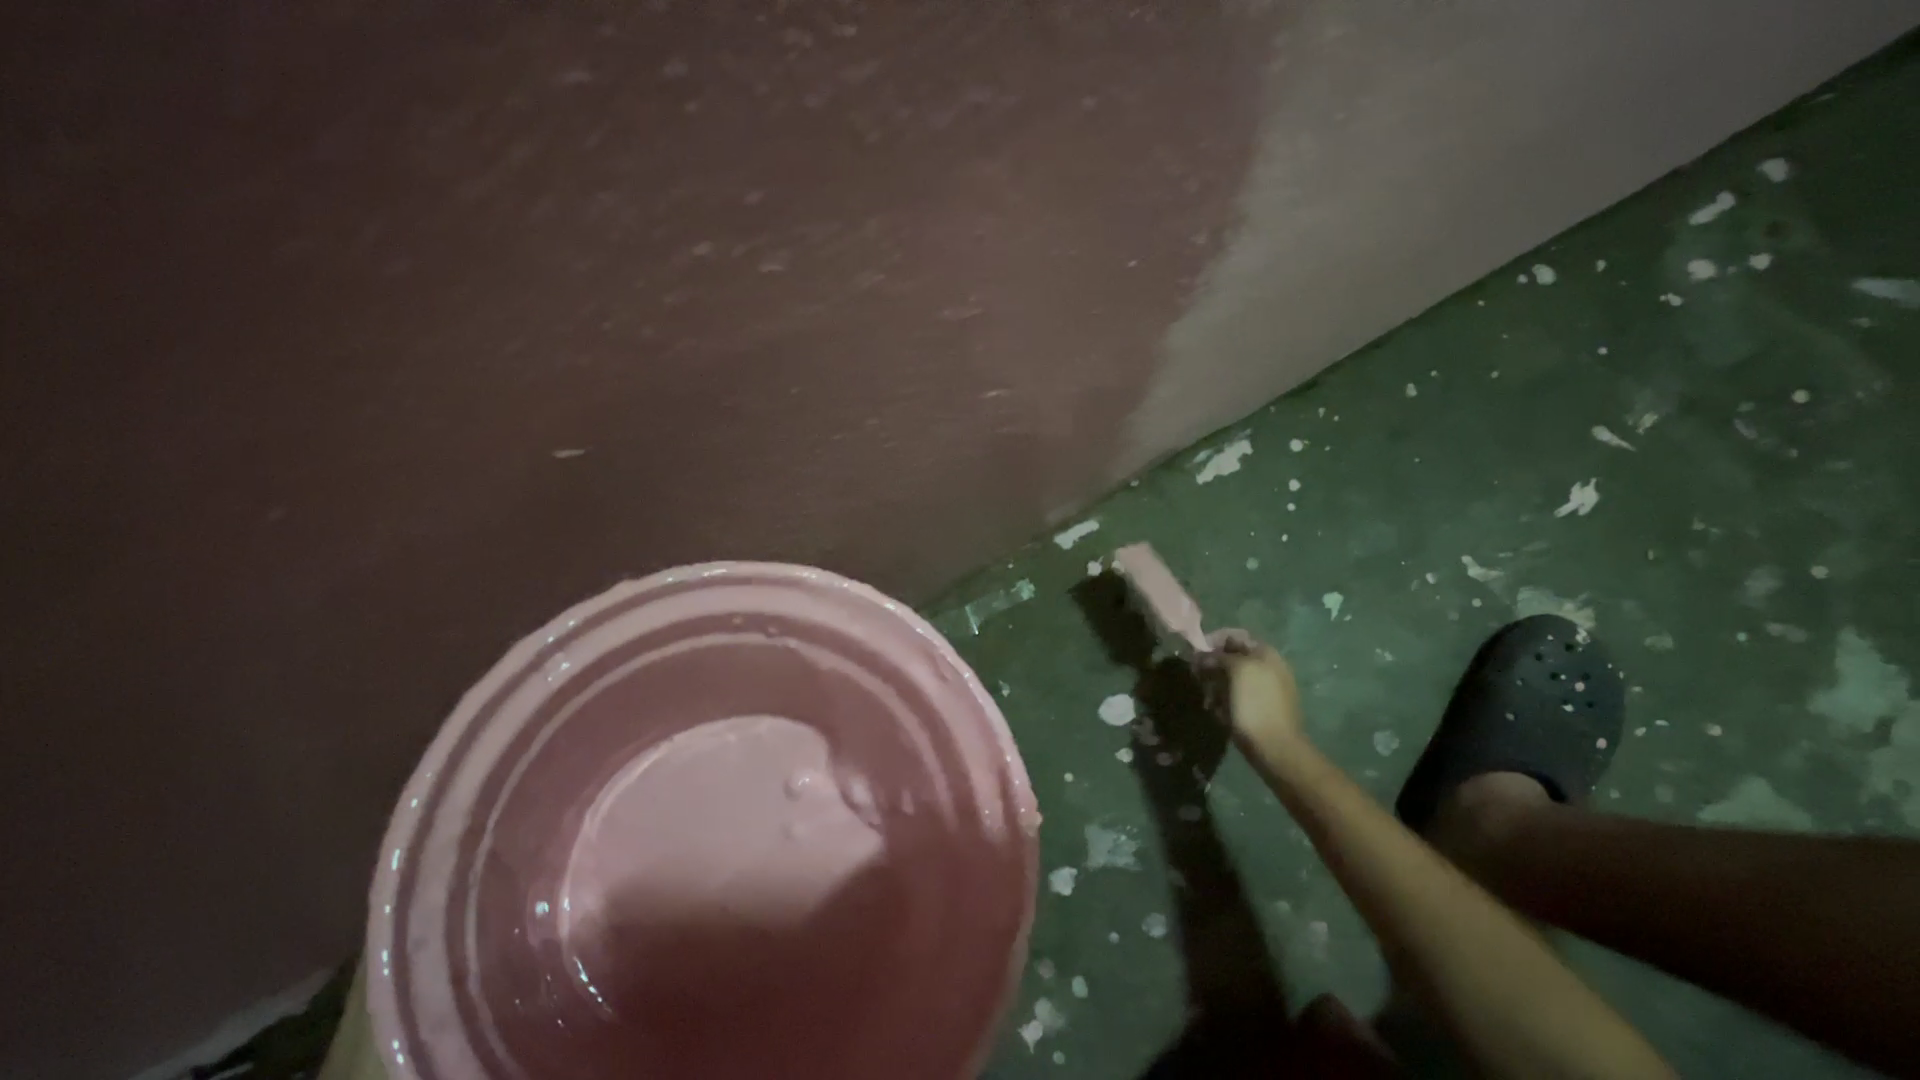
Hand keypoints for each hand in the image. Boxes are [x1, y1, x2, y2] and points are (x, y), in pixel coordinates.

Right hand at [1204, 629, 1306, 751]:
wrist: (1275, 747)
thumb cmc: (1255, 705)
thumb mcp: (1238, 670)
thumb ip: (1222, 656)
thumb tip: (1206, 654)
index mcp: (1266, 654)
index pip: (1235, 638)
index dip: (1213, 644)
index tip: (1196, 656)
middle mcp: (1268, 667)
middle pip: (1232, 659)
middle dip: (1213, 668)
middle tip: (1200, 680)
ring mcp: (1266, 689)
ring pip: (1232, 680)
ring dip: (1216, 687)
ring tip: (1209, 701)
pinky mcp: (1261, 708)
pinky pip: (1237, 697)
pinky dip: (1225, 702)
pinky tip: (1219, 713)